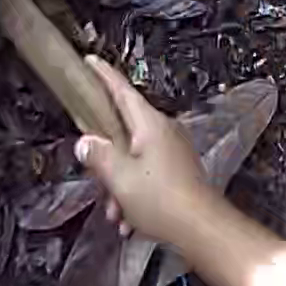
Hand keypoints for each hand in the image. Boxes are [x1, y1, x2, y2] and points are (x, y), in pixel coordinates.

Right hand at [75, 56, 218, 246]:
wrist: (200, 225)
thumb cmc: (161, 198)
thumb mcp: (120, 179)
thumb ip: (100, 157)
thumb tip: (85, 141)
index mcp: (149, 123)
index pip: (122, 90)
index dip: (104, 75)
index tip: (91, 61)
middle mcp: (162, 128)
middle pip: (124, 129)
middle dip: (106, 156)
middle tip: (96, 179)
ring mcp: (171, 146)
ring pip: (133, 155)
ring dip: (118, 182)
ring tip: (116, 211)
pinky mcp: (176, 165)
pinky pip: (146, 169)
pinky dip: (133, 190)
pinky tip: (129, 218)